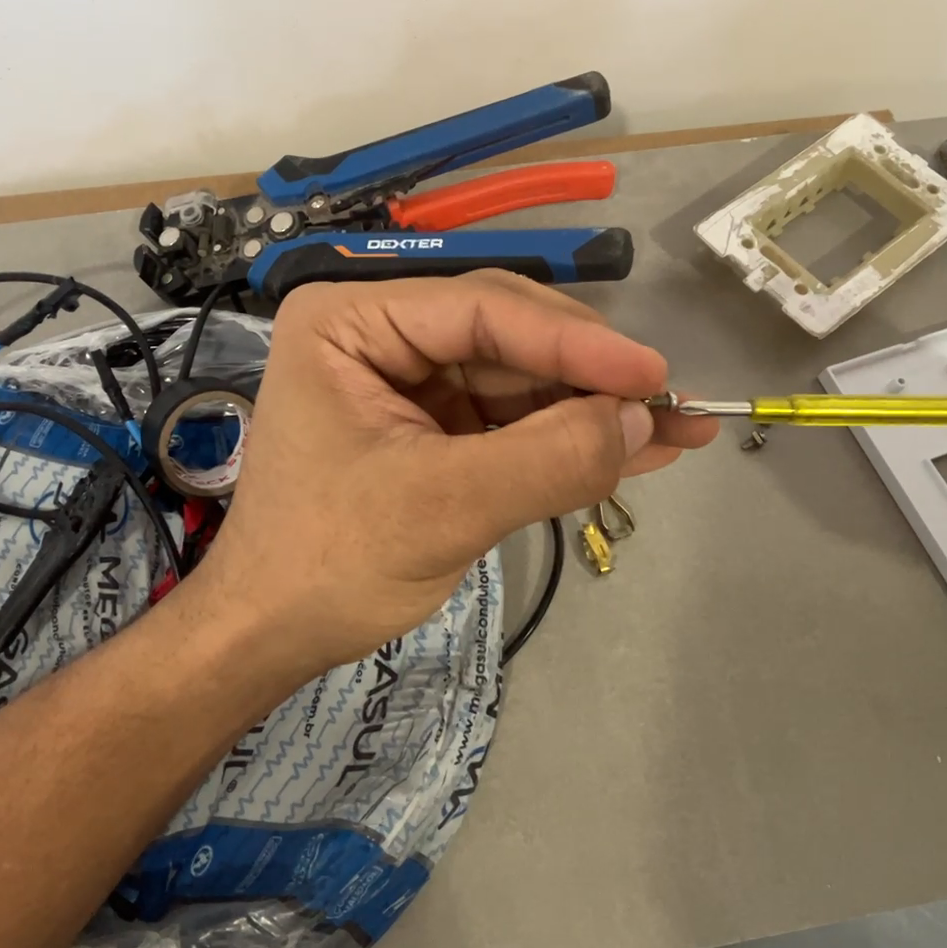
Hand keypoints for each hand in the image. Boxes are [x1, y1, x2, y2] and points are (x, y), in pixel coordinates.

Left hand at [199, 271, 716, 670]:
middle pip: (507, 339)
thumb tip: (645, 419)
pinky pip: (508, 422)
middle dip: (589, 378)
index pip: (481, 312)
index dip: (576, 343)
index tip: (656, 375)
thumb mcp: (441, 508)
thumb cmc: (328, 564)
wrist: (271, 635)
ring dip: (592, 409)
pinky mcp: (430, 429)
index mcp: (350, 322)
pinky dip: (565, 440)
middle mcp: (378, 335)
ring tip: (675, 429)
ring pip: (518, 381)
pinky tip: (632, 449)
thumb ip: (547, 459)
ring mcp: (406, 383)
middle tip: (672, 404)